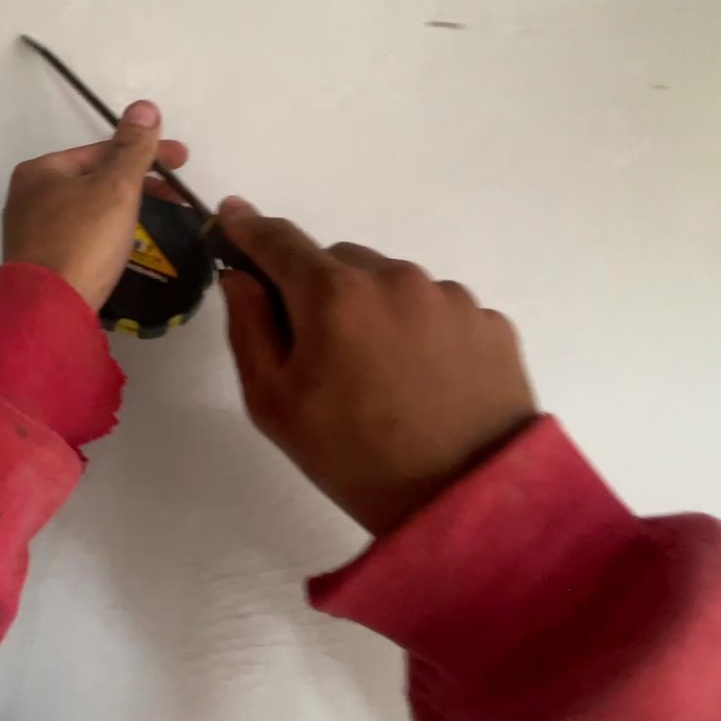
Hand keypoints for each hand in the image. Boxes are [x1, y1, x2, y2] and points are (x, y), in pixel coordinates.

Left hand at [3, 101, 189, 310]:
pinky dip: (106, 230)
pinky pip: (79, 234)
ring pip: (87, 208)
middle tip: (176, 194)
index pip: (101, 151)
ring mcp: (30, 231)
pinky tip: (125, 242)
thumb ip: (132, 149)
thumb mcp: (115, 188)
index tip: (182, 159)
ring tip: (159, 218)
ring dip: (124, 207)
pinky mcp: (39, 261)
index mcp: (40, 171)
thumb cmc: (82, 241)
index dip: (145, 152)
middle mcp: (27, 196)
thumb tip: (144, 107)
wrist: (47, 311)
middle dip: (137, 183)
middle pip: (93, 179)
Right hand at [218, 198, 536, 535]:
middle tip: (319, 346)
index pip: (279, 240)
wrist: (467, 506)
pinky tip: (421, 377)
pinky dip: (416, 327)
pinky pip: (433, 307)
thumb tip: (240, 275)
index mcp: (333, 294)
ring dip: (371, 306)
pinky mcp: (490, 322)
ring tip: (379, 370)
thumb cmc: (350, 455)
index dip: (248, 226)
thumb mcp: (271, 400)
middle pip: (336, 261)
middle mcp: (394, 278)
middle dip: (317, 287)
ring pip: (388, 282)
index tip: (230, 215)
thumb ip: (247, 325)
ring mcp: (449, 297)